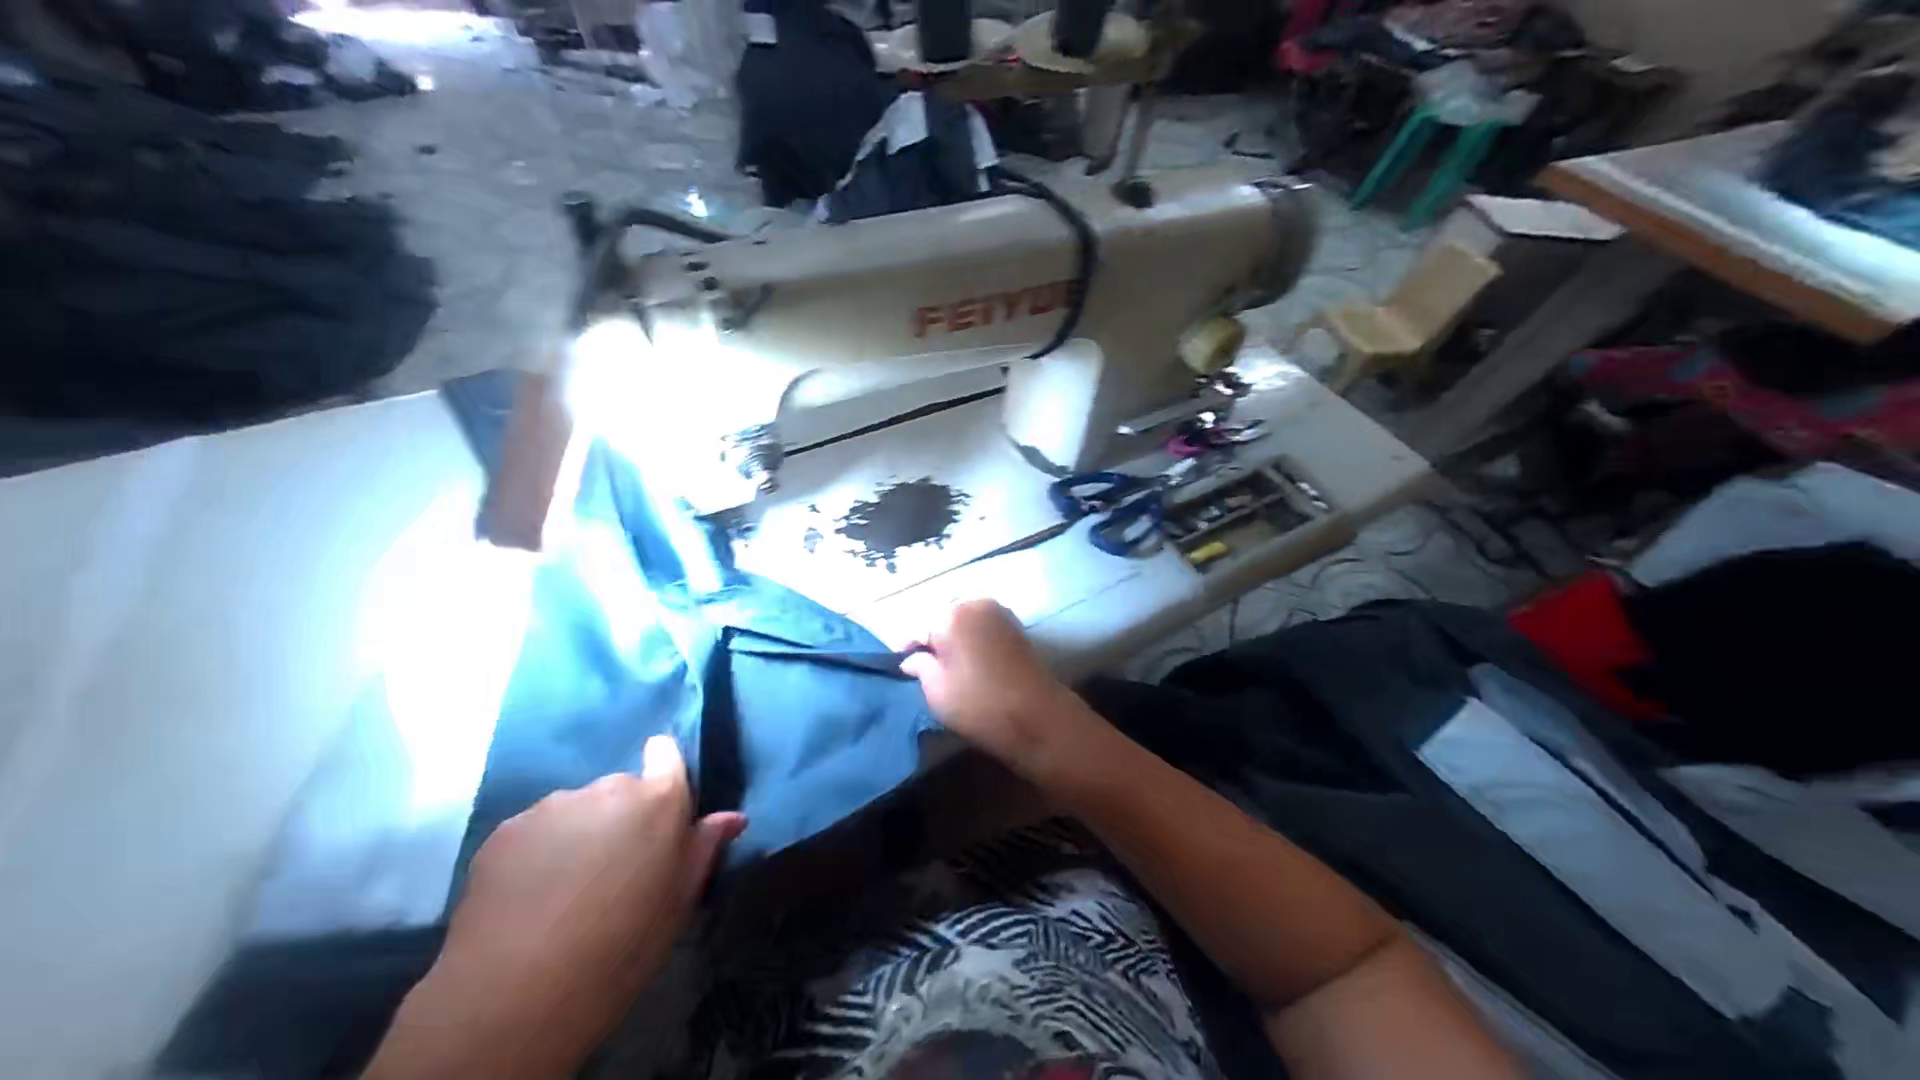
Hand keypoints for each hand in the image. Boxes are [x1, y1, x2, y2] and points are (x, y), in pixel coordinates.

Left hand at [367, 737, 743, 1078]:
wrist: (521, 991)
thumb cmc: (624, 945)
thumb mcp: (679, 902)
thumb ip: (703, 849)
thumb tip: (730, 818)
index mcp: (658, 801)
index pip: (665, 753)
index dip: (663, 769)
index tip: (660, 804)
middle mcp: (608, 789)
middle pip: (621, 788)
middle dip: (622, 816)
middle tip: (616, 868)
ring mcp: (553, 806)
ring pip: (576, 809)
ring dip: (580, 833)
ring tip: (569, 889)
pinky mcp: (507, 830)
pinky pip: (535, 830)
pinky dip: (539, 851)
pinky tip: (533, 896)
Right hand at [902, 599, 1090, 777]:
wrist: (1038, 717)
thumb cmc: (979, 704)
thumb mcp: (936, 691)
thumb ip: (920, 667)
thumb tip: (913, 659)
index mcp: (952, 615)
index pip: (919, 627)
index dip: (909, 646)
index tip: (903, 665)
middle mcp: (976, 604)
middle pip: (943, 618)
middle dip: (934, 638)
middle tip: (928, 666)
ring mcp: (1000, 613)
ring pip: (965, 621)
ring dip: (956, 638)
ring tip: (951, 666)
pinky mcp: (1016, 627)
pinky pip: (984, 627)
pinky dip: (975, 639)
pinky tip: (973, 662)